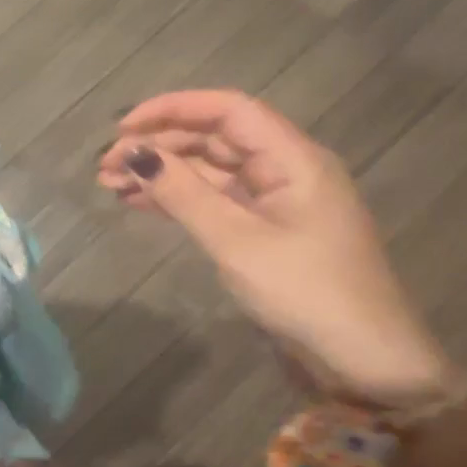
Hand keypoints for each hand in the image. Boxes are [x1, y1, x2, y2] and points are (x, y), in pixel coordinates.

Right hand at [99, 89, 466, 407]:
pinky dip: (174, 196)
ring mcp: (275, 200)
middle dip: (157, 144)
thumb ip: (183, 193)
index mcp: (293, 160)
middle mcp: (285, 170)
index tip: (121, 130)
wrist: (361, 357)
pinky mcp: (264, 228)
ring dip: (159, 171)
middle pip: (213, 137)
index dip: (172, 109)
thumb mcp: (235, 240)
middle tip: (105, 166)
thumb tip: (135, 154)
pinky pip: (212, 197)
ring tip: (110, 184)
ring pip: (207, 168)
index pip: (228, 110)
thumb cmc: (305, 290)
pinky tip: (137, 202)